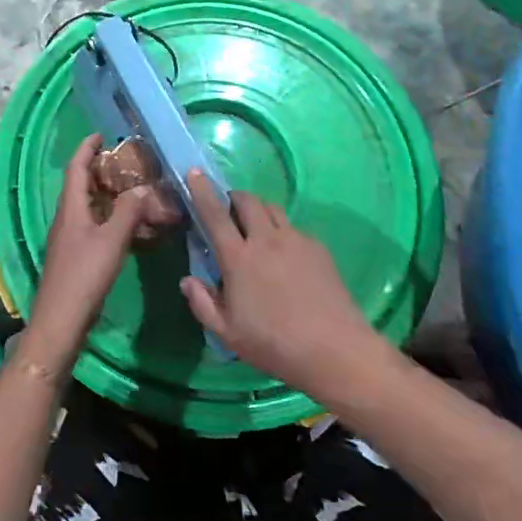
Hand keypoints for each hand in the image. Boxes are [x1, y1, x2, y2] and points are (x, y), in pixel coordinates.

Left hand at [29, 134, 178, 345]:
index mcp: (70, 209)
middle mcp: (66, 219)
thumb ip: (129, 211)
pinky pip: (92, 225)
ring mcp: (68, 238)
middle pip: (79, 185)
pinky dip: (108, 217)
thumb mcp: (112, 240)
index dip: (86, 149)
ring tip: (130, 189)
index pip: (75, 169)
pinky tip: (127, 226)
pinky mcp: (75, 256)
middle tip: (124, 162)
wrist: (61, 320)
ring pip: (86, 206)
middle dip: (98, 170)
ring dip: (104, 194)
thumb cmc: (84, 276)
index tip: (101, 134)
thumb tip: (143, 188)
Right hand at [179, 172, 385, 389]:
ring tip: (254, 229)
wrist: (333, 348)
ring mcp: (297, 241)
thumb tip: (188, 280)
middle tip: (227, 210)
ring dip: (258, 210)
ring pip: (273, 210)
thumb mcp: (227, 333)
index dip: (203, 191)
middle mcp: (267, 240)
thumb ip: (203, 303)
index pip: (215, 215)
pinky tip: (284, 256)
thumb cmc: (273, 344)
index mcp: (239, 258)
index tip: (195, 172)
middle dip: (234, 198)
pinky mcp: (319, 249)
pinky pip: (294, 228)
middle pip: (248, 201)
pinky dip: (281, 231)